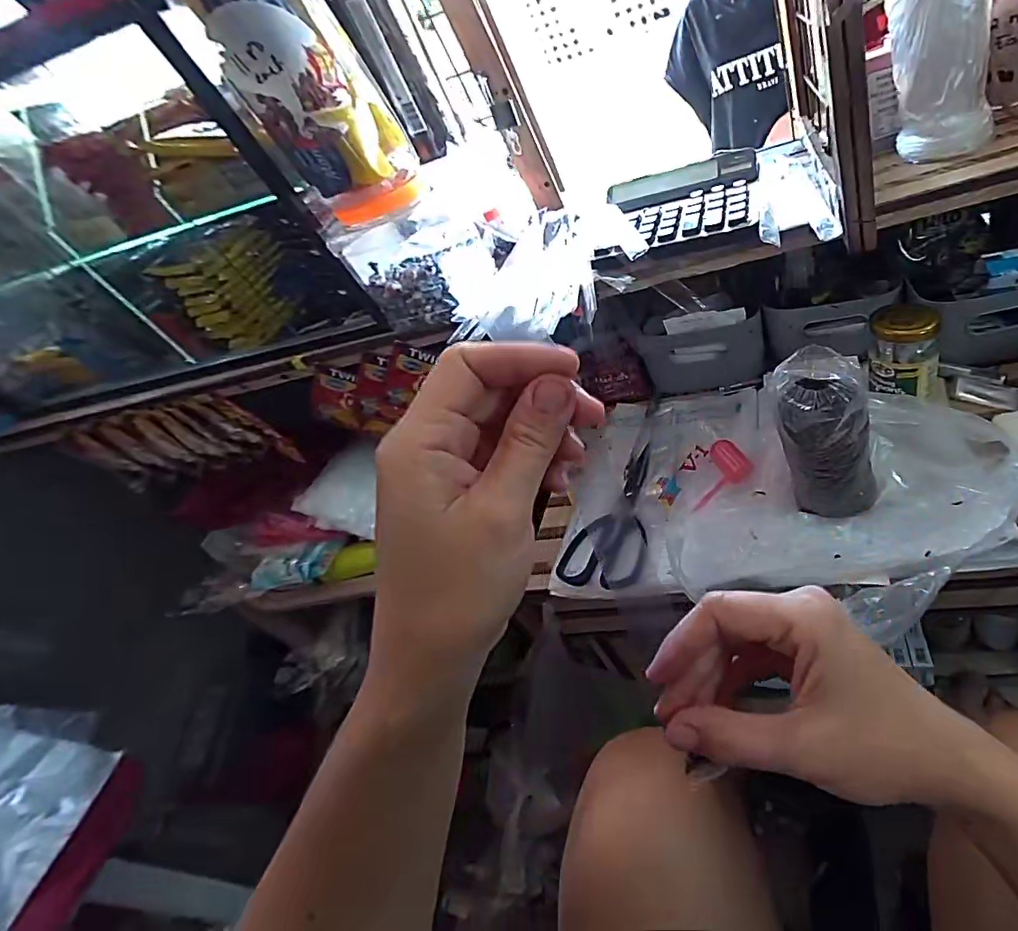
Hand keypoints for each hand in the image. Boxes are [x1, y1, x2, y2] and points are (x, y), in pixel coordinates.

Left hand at [373, 343, 605, 677]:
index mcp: (420, 440)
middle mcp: (426, 443)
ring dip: (546, 430)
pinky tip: (560, 480)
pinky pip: (501, 454)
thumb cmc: (461, 590)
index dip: (523, 358)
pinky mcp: (458, 490)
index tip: (577, 371)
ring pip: (501, 422)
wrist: (431, 660)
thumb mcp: (503, 510)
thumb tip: (558, 382)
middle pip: (489, 391)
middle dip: (545, 397)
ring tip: (580, 459)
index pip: (469, 366)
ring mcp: (442, 468)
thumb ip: (530, 440)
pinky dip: (535, 457)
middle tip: (596, 418)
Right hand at [647, 586, 990, 806]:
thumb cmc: (877, 748)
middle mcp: (801, 608)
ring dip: (712, 679)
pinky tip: (719, 714)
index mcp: (801, 615)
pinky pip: (760, 657)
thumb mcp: (798, 747)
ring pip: (741, 642)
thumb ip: (729, 735)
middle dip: (695, 670)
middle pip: (728, 626)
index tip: (657, 686)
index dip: (681, 644)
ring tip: (687, 723)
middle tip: (671, 720)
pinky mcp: (812, 649)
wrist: (941, 760)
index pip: (721, 610)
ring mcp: (808, 628)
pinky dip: (736, 683)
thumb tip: (672, 730)